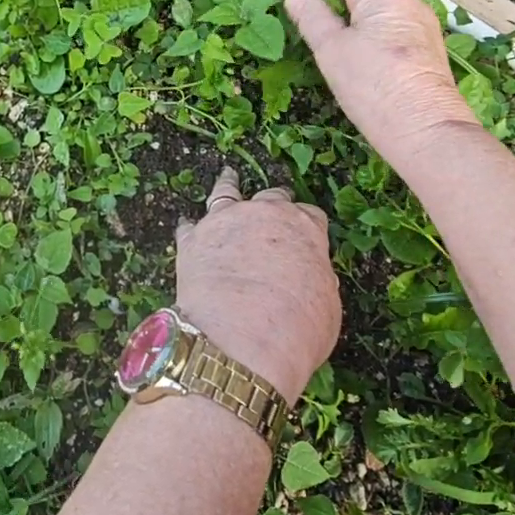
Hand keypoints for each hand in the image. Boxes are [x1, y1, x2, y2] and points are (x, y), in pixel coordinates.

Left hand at [173, 168, 339, 399]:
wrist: (244, 337)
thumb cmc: (296, 330)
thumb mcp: (327, 308)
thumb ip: (318, 282)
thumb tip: (313, 278)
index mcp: (304, 228)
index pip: (310, 216)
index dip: (307, 225)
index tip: (305, 232)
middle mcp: (265, 214)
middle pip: (272, 198)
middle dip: (274, 203)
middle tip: (273, 207)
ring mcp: (225, 221)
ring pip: (227, 193)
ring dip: (228, 186)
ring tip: (228, 177)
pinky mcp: (193, 238)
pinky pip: (189, 226)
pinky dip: (190, 227)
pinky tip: (188, 225)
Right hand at [276, 0, 478, 159]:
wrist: (427, 133)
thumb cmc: (374, 88)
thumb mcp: (332, 50)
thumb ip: (311, 17)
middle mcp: (406, 3)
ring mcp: (418, 25)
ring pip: (373, 3)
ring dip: (342, 2)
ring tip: (315, 15)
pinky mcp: (422, 48)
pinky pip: (385, 21)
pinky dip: (359, 20)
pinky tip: (346, 40)